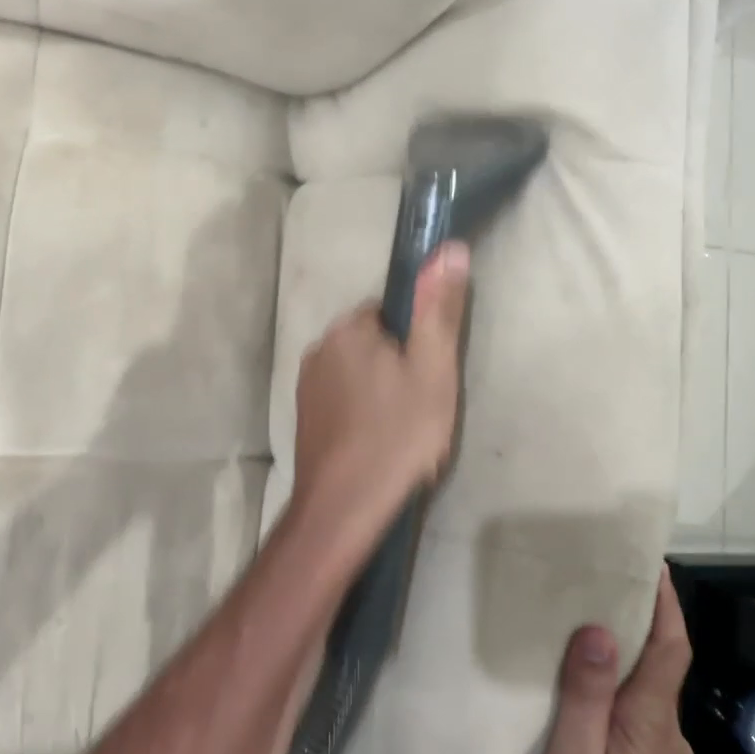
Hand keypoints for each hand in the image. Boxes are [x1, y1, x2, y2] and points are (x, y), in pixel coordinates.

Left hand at [290, 241, 470, 527]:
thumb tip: (451, 248)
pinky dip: (359, 413)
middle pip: (371, 342)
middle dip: (396, 366)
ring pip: (355, 373)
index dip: (415, 341)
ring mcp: (307, 385)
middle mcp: (319, 347)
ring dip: (377, 391)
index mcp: (348, 328)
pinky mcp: (304, 417)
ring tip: (400, 429)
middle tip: (420, 406)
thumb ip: (439, 309)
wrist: (344, 505)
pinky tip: (375, 442)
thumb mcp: (432, 369)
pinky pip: (341, 400)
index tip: (429, 374)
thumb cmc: (396, 435)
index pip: (389, 313)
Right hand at [536, 568, 695, 753]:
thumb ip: (587, 701)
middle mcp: (670, 741)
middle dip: (636, 623)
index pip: (671, 649)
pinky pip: (639, 722)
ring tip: (578, 628)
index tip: (650, 561)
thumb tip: (603, 630)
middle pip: (660, 668)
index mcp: (651, 728)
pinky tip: (584, 693)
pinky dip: (618, 692)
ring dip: (624, 659)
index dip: (665, 603)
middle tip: (593, 583)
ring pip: (647, 697)